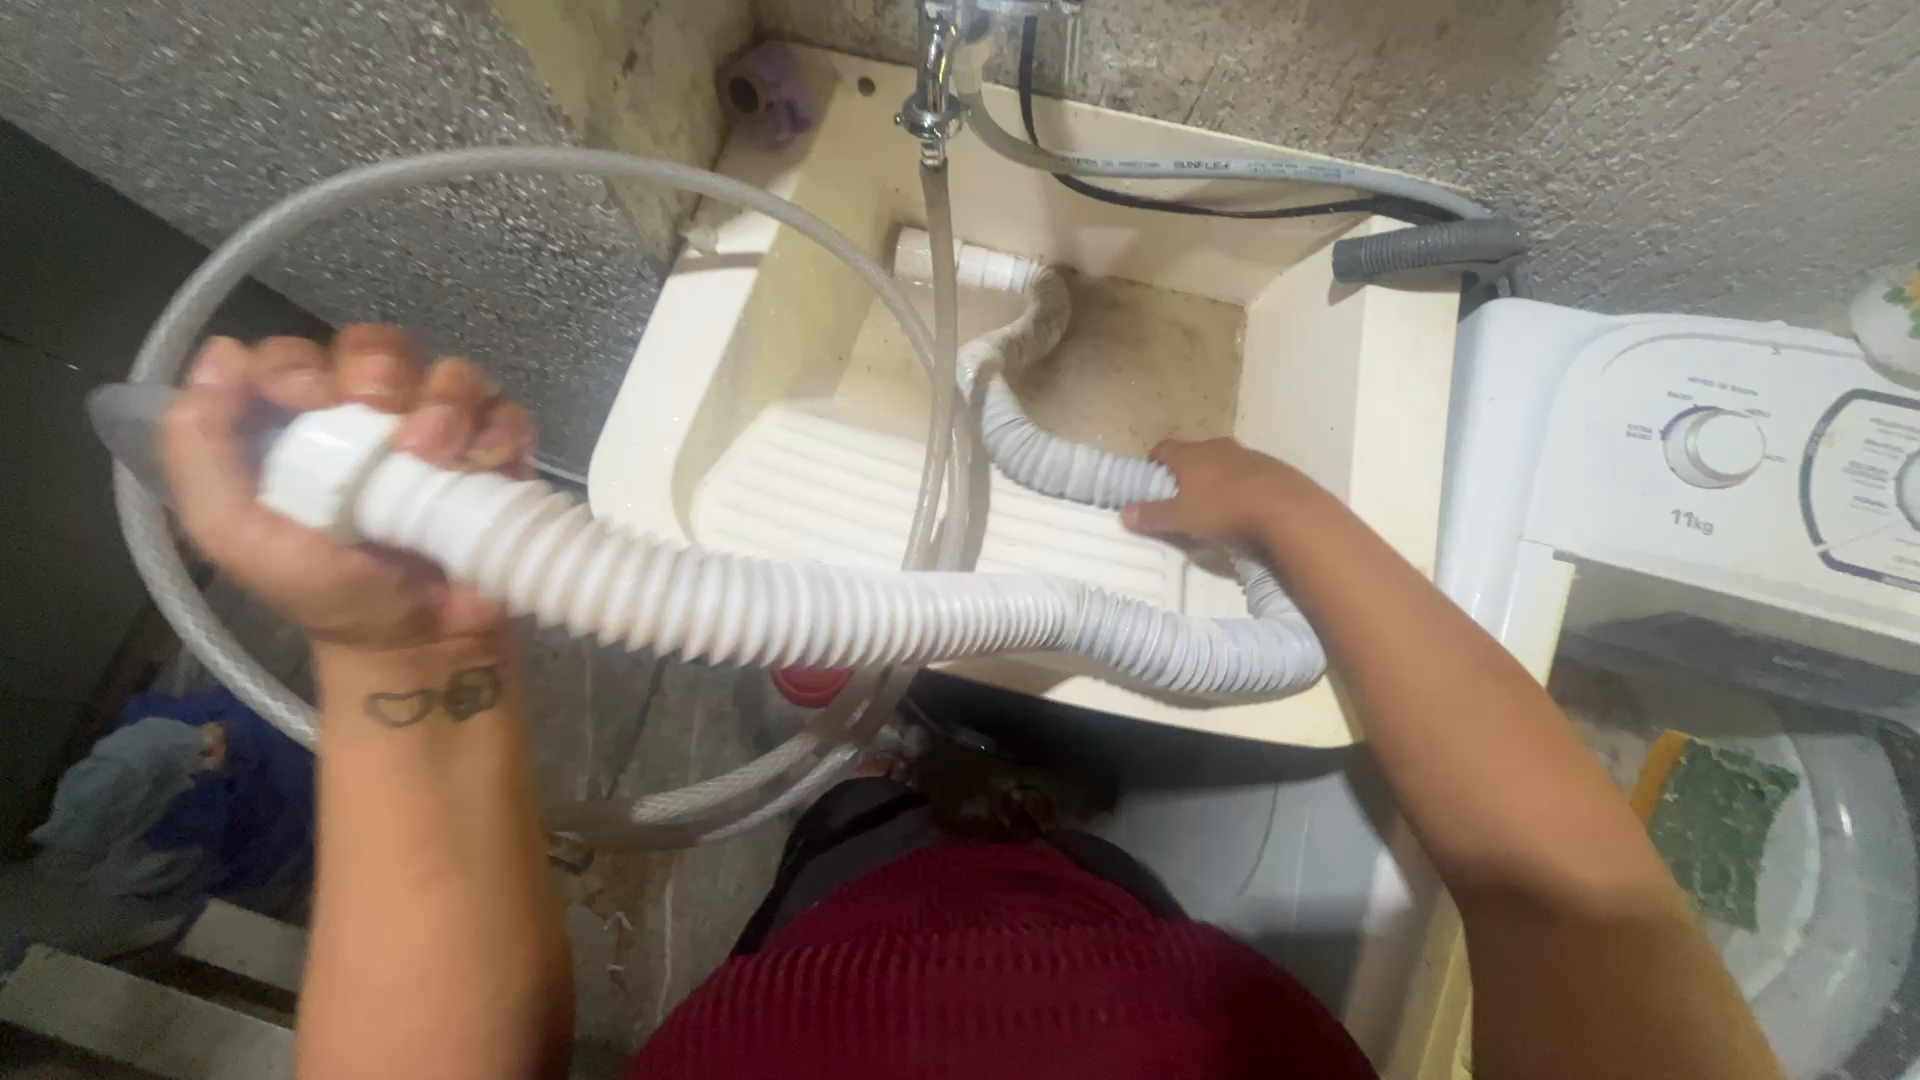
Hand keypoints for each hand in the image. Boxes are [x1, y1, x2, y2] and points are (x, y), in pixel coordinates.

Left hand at [162, 326, 535, 653]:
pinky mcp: (503, 458)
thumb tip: (224, 354)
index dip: (305, 364)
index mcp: (308, 425)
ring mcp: (449, 435)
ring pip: (455, 374)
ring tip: (435, 454)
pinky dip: (499, 431)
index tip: (311, 403)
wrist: (422, 635)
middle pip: (385, 348)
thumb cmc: (328, 590)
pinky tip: (483, 465)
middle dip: (383, 372)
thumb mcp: (234, 531)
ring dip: (447, 402)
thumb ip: (204, 449)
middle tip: (384, 418)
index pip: (303, 355)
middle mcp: (380, 418)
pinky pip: (511, 415)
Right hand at [1119, 437, 1323, 544]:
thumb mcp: (1181, 518)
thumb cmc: (1223, 509)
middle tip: (1182, 497)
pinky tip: (1245, 509)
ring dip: (1216, 478)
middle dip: (1185, 472)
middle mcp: (1218, 447)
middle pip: (1194, 454)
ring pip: (1223, 462)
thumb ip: (1152, 515)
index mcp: (1191, 455)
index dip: (1155, 462)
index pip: (1163, 448)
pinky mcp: (1273, 468)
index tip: (1153, 480)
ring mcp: (1248, 455)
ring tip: (1215, 506)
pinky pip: (1249, 474)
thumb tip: (1124, 514)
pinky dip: (1241, 486)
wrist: (1287, 510)